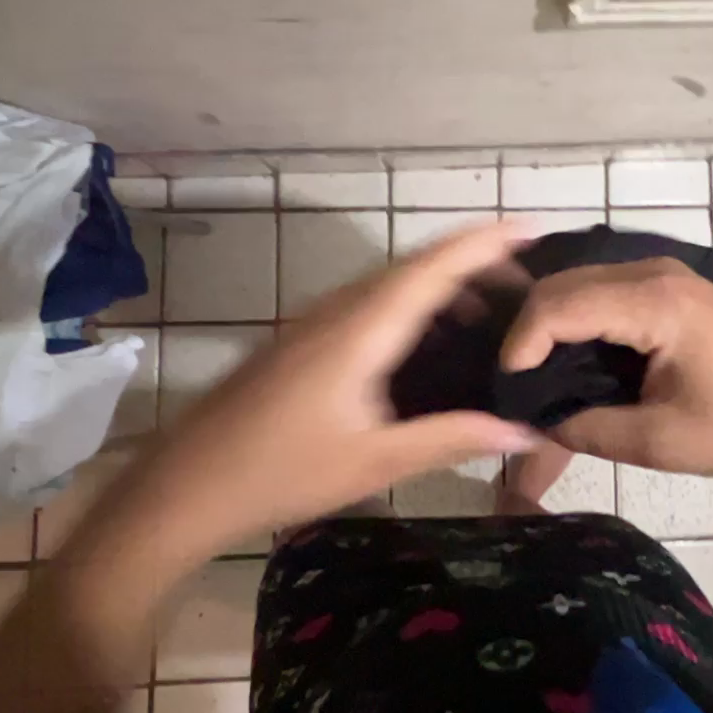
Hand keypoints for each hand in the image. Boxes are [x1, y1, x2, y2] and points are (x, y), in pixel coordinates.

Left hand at [132, 221, 544, 551]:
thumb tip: (523, 431)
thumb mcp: (377, 460)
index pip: (433, 267)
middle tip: (523, 284)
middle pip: (416, 265)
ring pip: (391, 282)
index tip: (529, 229)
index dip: (484, 242)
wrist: (183, 484)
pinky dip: (412, 304)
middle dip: (473, 261)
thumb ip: (452, 438)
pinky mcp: (303, 337)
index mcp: (362, 329)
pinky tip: (427, 342)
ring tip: (487, 313)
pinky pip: (370, 301)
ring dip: (442, 284)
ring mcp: (316, 320)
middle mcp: (340, 309)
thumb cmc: (281, 472)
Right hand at [501, 259, 712, 478]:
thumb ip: (586, 428)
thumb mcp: (659, 441)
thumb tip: (536, 420)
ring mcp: (666, 275)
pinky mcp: (674, 287)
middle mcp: (654, 272)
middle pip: (563, 286)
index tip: (509, 392)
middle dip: (529, 332)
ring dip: (553, 325)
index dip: (521, 346)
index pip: (558, 306)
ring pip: (582, 285)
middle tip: (517, 387)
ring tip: (540, 377)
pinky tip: (577, 361)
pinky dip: (581, 322)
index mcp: (654, 303)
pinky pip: (606, 293)